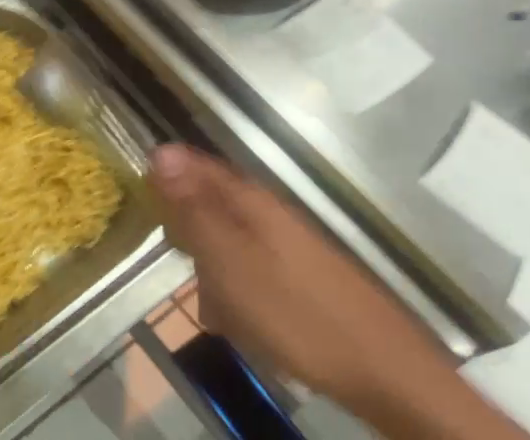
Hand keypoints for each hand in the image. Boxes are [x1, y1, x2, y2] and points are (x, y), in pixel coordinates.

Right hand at [150, 145, 529, 439]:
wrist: (390, 379)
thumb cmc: (297, 315)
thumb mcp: (229, 260)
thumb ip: (193, 208)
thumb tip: (160, 149)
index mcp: (253, 204)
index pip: (197, 166)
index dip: (165, 173)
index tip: (139, 193)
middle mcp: (274, 217)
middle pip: (211, 204)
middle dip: (186, 228)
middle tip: (175, 258)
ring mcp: (294, 250)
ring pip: (230, 242)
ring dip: (211, 267)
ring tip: (209, 303)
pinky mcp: (306, 282)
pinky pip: (252, 272)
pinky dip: (237, 291)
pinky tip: (238, 320)